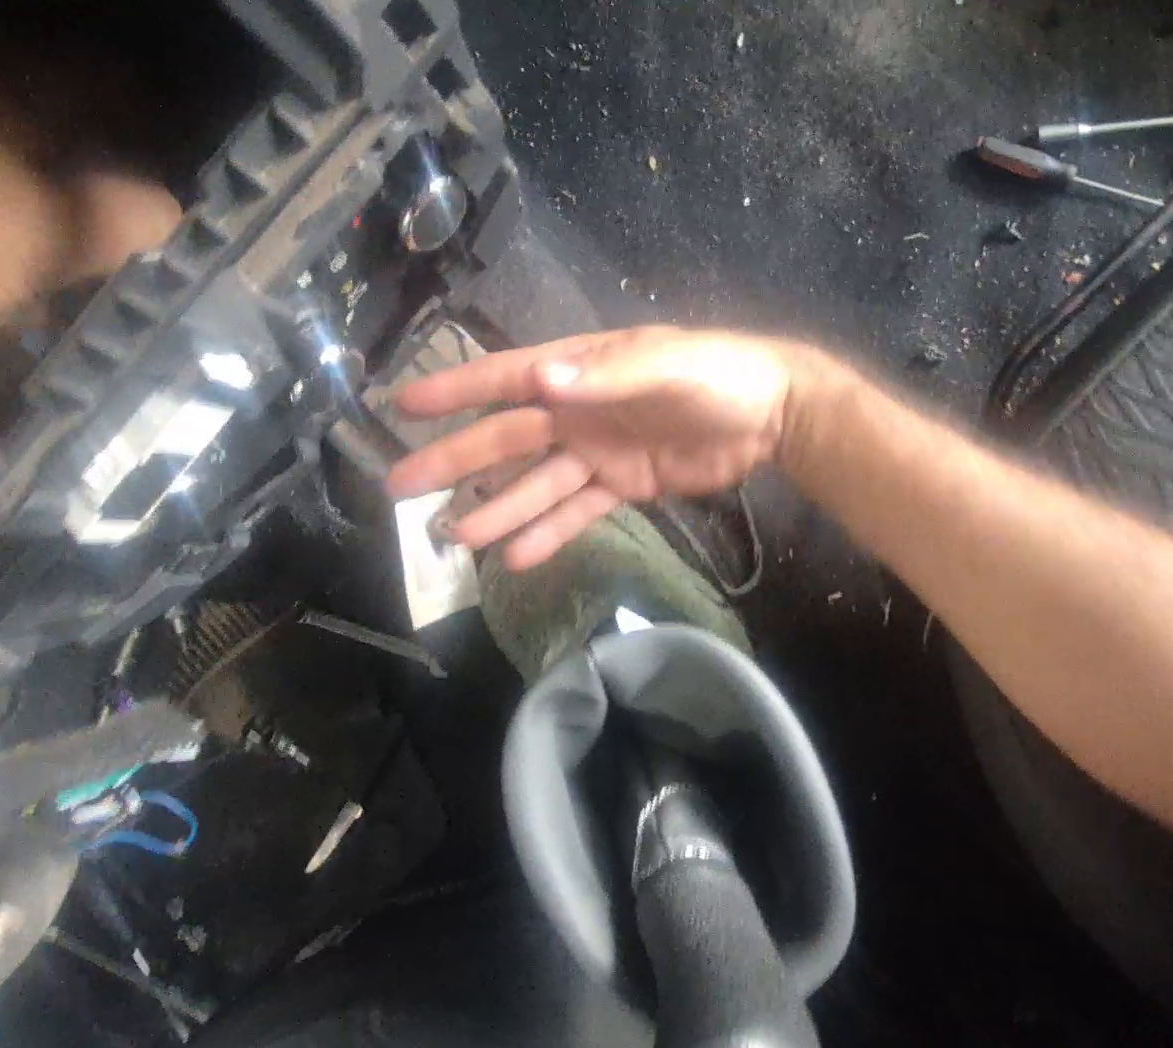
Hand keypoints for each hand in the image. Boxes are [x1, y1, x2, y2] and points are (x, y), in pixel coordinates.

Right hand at [387, 326, 816, 569]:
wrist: (771, 416)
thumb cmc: (718, 375)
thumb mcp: (666, 365)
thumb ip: (605, 376)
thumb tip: (540, 380)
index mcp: (581, 371)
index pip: (505, 380)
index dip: (454, 391)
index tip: (401, 405)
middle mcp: (577, 411)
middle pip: (506, 440)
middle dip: (455, 461)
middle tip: (401, 488)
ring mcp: (598, 452)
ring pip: (536, 485)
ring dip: (497, 509)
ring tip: (456, 538)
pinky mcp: (623, 486)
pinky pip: (577, 512)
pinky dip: (548, 533)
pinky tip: (517, 557)